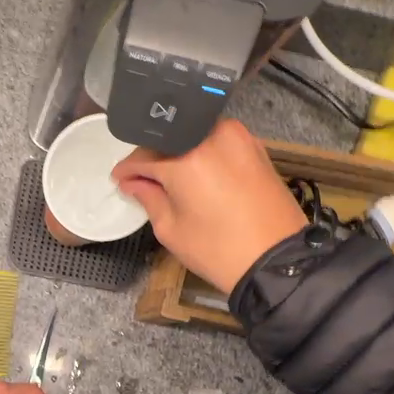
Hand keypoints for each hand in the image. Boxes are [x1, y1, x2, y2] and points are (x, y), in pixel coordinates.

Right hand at [112, 119, 308, 292]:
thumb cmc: (217, 249)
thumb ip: (149, 198)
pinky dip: (201, 153)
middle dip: (152, 157)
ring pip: (194, 135)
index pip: (144, 155)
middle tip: (141, 180)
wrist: (274, 258)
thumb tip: (134, 183)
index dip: (127, 169)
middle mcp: (212, 135)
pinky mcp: (254, 146)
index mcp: (186, 156)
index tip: (119, 180)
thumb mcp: (171, 229)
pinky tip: (194, 175)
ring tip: (167, 178)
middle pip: (170, 137)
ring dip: (178, 153)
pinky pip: (217, 141)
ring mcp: (238, 137)